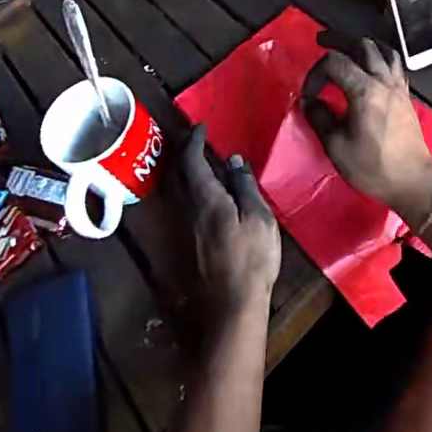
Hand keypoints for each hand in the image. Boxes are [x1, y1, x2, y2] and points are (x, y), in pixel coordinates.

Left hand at [176, 124, 282, 318]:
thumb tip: (232, 160)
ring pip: (173, 188)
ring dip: (181, 169)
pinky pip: (179, 202)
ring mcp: (182, 227)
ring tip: (200, 162)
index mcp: (206, 199)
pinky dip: (185, 187)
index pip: (190, 160)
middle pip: (174, 172)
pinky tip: (201, 193)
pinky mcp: (184, 241)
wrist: (231, 304)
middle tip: (197, 141)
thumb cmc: (251, 259)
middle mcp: (187, 209)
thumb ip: (244, 187)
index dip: (192, 140)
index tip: (201, 127)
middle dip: (182, 151)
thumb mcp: (259, 218)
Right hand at [301, 34, 431, 215]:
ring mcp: (398, 87)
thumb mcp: (337, 147)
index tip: (308, 94)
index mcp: (365, 90)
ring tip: (348, 48)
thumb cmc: (373, 167)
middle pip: (362, 45)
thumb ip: (320, 118)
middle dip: (339, 41)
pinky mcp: (406, 96)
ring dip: (362, 45)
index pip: (335, 62)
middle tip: (321, 41)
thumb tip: (308, 101)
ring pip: (383, 50)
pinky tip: (371, 67)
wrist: (413, 182)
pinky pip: (394, 65)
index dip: (315, 73)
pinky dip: (380, 57)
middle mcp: (384, 81)